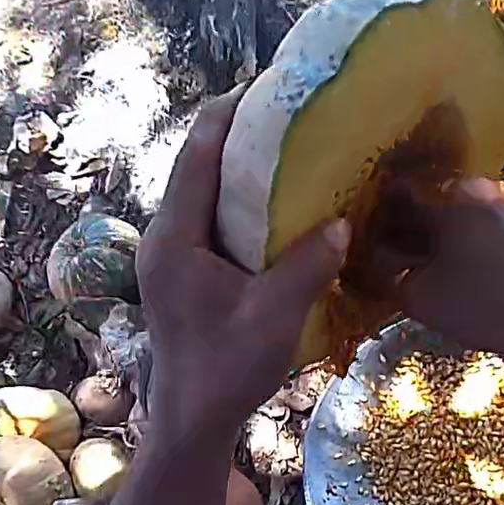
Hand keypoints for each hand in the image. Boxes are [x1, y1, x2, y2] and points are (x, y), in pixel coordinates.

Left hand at [136, 88, 349, 440]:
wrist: (192, 418)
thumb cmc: (226, 370)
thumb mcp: (274, 318)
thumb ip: (306, 267)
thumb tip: (339, 225)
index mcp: (176, 239)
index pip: (198, 153)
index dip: (231, 112)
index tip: (270, 85)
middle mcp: (164, 238)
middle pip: (196, 165)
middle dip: (238, 134)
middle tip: (289, 118)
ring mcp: (169, 256)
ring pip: (201, 193)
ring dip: (238, 170)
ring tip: (287, 154)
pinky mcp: (180, 274)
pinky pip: (207, 221)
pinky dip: (237, 204)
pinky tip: (272, 209)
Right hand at [372, 178, 503, 358]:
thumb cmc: (478, 308)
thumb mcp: (417, 295)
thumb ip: (385, 271)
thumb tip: (370, 258)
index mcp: (451, 194)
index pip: (398, 191)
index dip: (375, 212)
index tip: (361, 230)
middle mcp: (479, 187)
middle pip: (428, 197)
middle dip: (403, 223)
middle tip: (384, 249)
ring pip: (452, 210)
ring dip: (430, 231)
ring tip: (413, 261)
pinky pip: (475, 221)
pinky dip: (456, 237)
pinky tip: (446, 265)